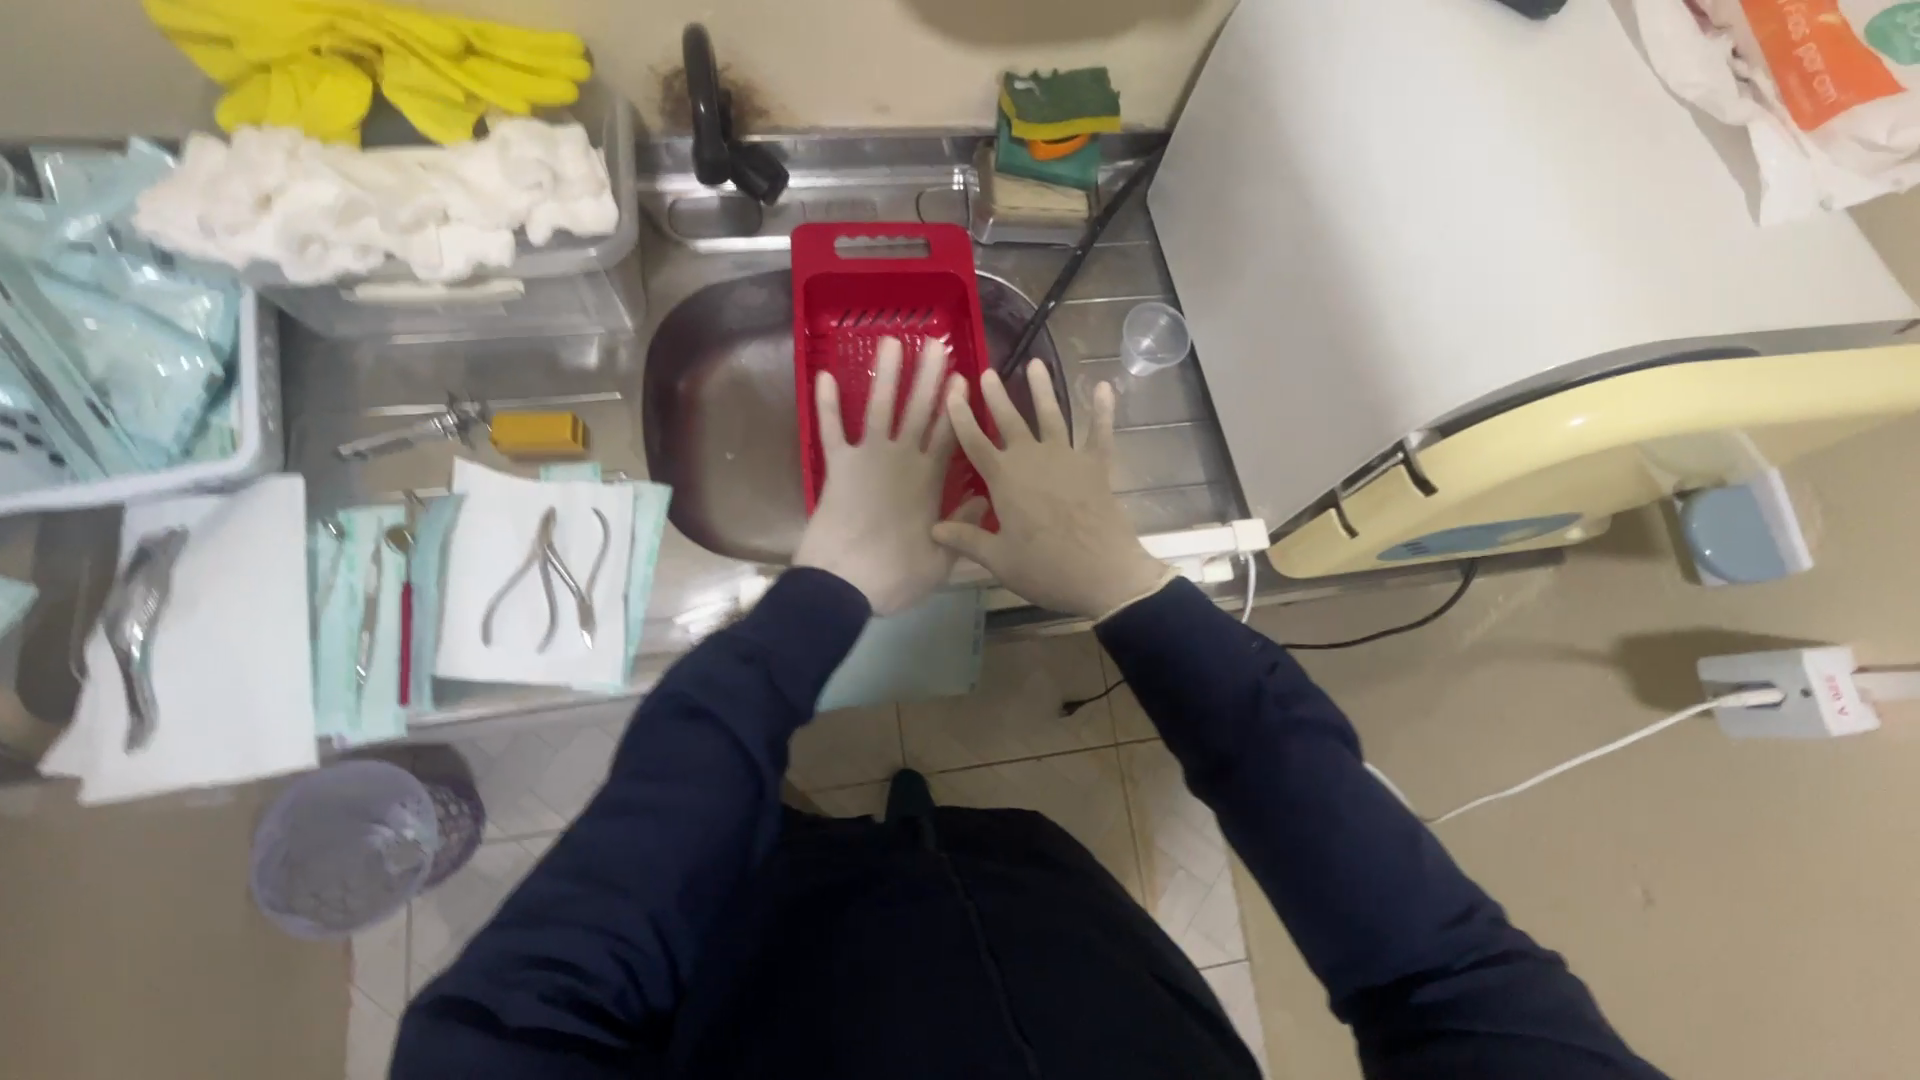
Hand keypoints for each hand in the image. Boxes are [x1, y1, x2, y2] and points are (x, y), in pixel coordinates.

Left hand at [793, 336, 985, 615]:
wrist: (844, 585)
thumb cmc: (896, 576)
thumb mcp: (943, 560)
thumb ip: (965, 526)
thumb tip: (986, 498)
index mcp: (930, 481)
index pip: (950, 434)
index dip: (958, 405)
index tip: (965, 376)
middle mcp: (902, 460)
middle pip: (919, 410)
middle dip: (930, 376)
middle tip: (937, 342)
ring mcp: (867, 459)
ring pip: (880, 408)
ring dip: (885, 374)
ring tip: (890, 340)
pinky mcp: (836, 467)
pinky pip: (830, 429)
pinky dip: (825, 403)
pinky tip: (821, 375)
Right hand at [932, 360, 1173, 619]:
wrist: (1103, 573)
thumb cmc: (1045, 568)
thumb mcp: (999, 559)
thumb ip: (967, 539)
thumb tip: (933, 529)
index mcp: (1004, 479)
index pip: (974, 441)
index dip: (959, 416)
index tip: (951, 391)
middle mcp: (1032, 458)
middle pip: (1010, 420)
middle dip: (996, 396)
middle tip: (987, 372)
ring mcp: (1068, 458)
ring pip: (1052, 415)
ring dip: (1043, 389)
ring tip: (1036, 364)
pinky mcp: (1097, 466)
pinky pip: (1100, 432)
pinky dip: (1102, 410)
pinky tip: (1103, 387)